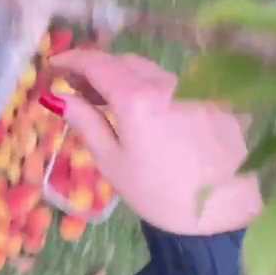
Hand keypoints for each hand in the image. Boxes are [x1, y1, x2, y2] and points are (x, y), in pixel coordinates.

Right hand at [45, 50, 261, 235]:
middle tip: (78, 87)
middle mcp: (171, 85)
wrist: (221, 215)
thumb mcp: (110, 160)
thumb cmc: (154, 193)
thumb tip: (60, 97)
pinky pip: (180, 88)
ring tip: (110, 101)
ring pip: (155, 73)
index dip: (73, 59)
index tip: (54, 64)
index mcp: (138, 99)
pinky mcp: (220, 103)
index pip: (99, 63)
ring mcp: (200, 91)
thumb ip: (86, 121)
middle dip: (99, 67)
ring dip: (128, 79)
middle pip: (127, 62)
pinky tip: (150, 117)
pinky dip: (156, 93)